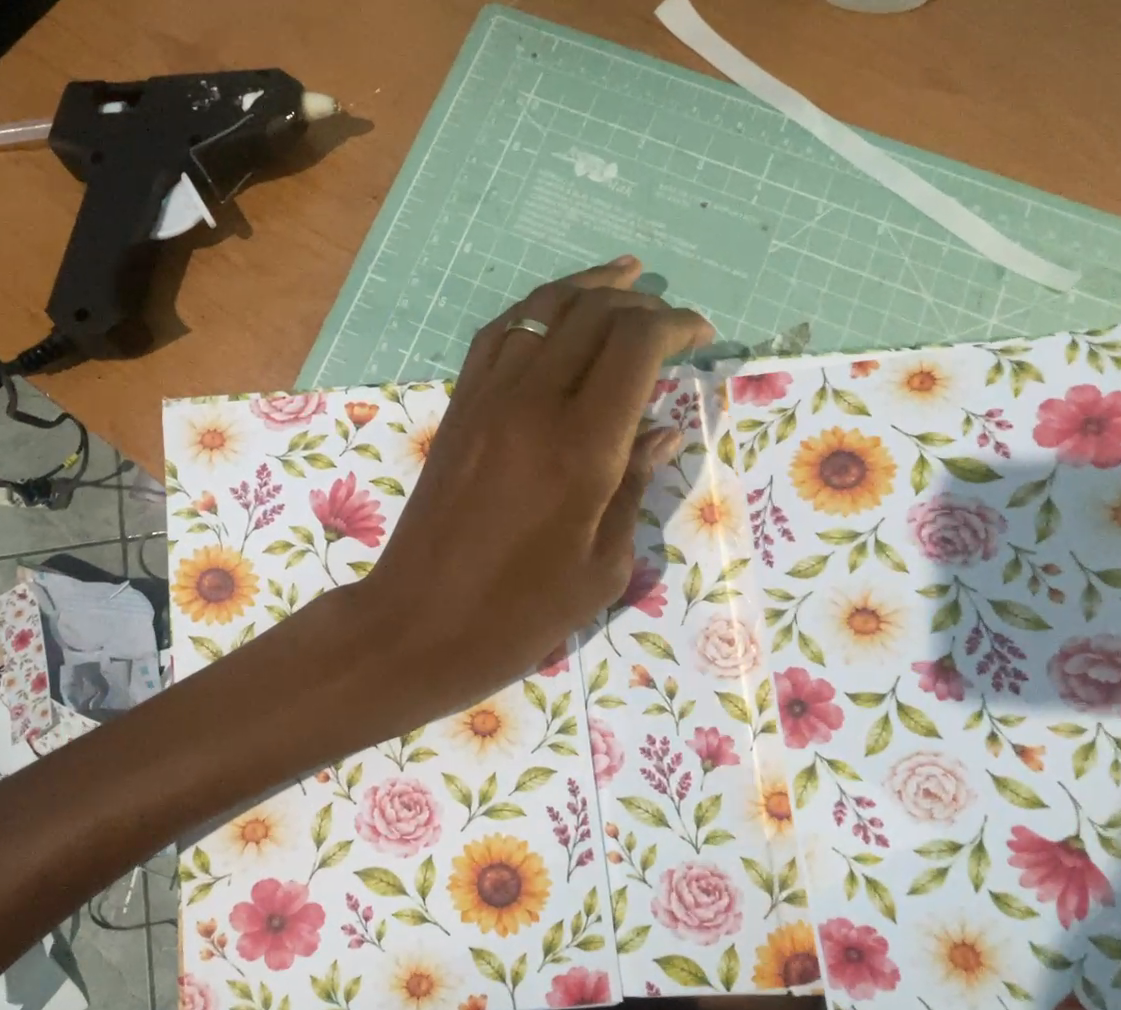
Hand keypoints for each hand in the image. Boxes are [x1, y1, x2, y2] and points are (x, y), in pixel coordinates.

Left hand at [356, 256, 713, 719]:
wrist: (419, 623)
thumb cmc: (519, 613)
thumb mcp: (602, 565)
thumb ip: (634, 485)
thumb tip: (662, 432)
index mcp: (581, 446)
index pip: (635, 344)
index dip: (677, 326)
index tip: (701, 337)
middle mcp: (532, 403)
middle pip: (593, 314)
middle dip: (641, 305)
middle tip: (671, 323)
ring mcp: (486, 400)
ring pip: (541, 311)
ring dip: (587, 288)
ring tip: (624, 276)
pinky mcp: (458, 409)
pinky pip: (497, 336)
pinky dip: (533, 312)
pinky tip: (554, 312)